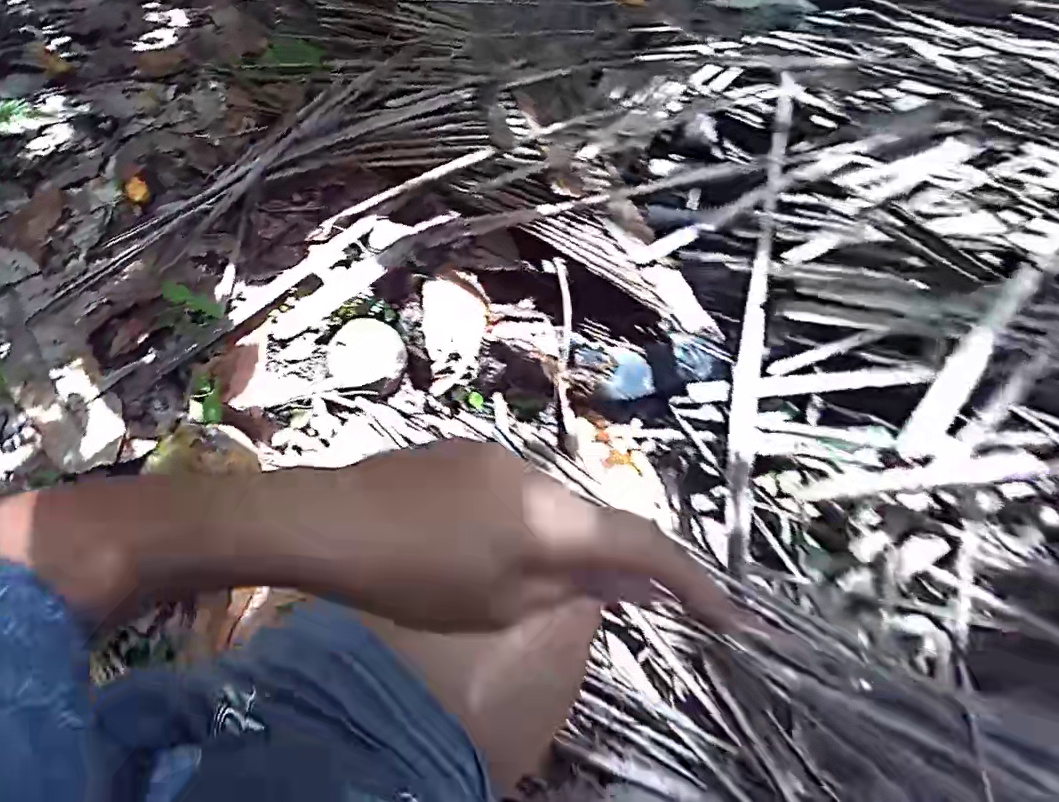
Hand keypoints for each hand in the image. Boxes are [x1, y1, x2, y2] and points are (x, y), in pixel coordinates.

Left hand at [265, 438, 730, 631]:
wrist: (333, 520)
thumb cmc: (415, 577)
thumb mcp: (501, 603)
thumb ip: (573, 587)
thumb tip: (632, 583)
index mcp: (548, 514)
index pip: (640, 541)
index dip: (689, 578)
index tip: (725, 612)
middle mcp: (526, 469)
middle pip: (592, 513)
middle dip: (615, 556)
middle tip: (626, 597)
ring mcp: (486, 451)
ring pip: (547, 496)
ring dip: (559, 533)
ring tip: (544, 574)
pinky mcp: (453, 446)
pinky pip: (507, 483)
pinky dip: (520, 514)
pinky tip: (491, 539)